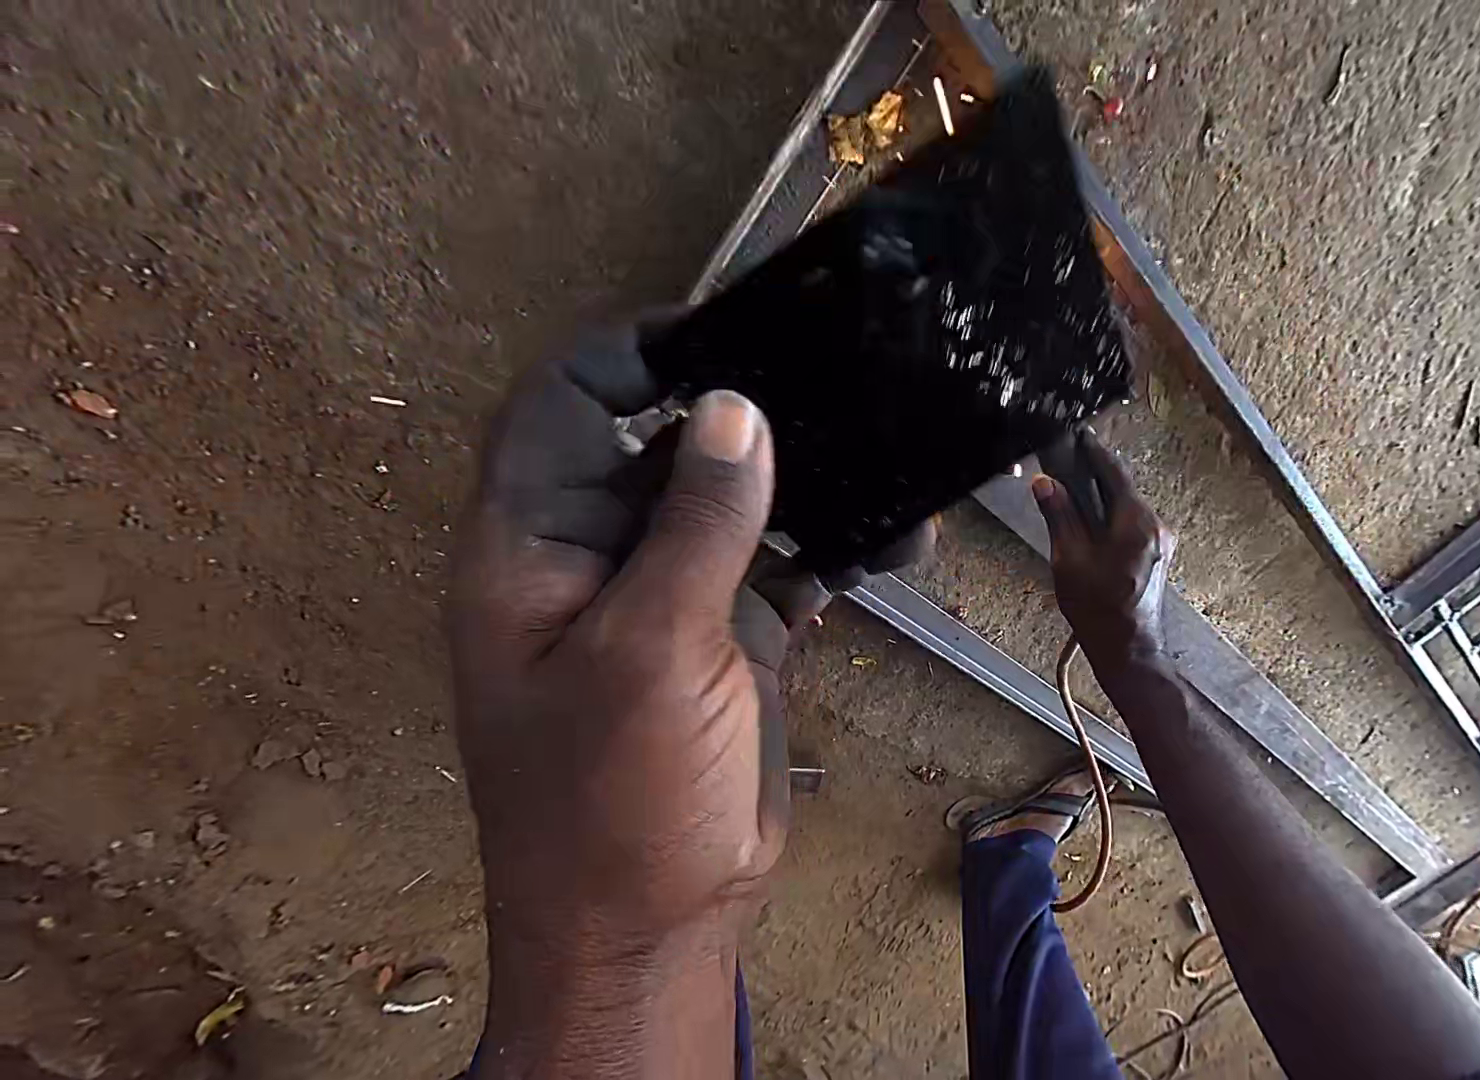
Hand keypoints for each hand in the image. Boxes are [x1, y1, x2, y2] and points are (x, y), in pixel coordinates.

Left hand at [446, 318, 856, 1075]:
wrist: (662, 916)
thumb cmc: (618, 797)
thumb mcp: (652, 650)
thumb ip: (696, 527)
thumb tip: (734, 409)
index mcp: (540, 546)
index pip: (566, 406)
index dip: (629, 355)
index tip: (718, 330)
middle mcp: (609, 553)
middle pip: (671, 446)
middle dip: (748, 414)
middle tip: (835, 376)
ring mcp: (682, 591)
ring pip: (746, 504)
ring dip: (812, 484)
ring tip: (886, 454)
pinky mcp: (742, 628)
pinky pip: (793, 561)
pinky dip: (840, 545)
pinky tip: (897, 535)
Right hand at [1032, 430, 1176, 675]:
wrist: (1127, 648)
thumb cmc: (1100, 610)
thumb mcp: (1069, 559)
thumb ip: (1059, 515)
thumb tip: (1046, 485)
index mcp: (1136, 522)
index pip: (1113, 471)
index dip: (1092, 451)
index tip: (1078, 437)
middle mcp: (1155, 526)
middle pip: (1120, 489)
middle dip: (1091, 480)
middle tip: (1064, 474)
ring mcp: (1160, 540)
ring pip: (1125, 508)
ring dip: (1100, 503)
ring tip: (1071, 509)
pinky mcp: (1157, 553)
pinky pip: (1131, 525)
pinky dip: (1110, 521)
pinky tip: (1090, 533)